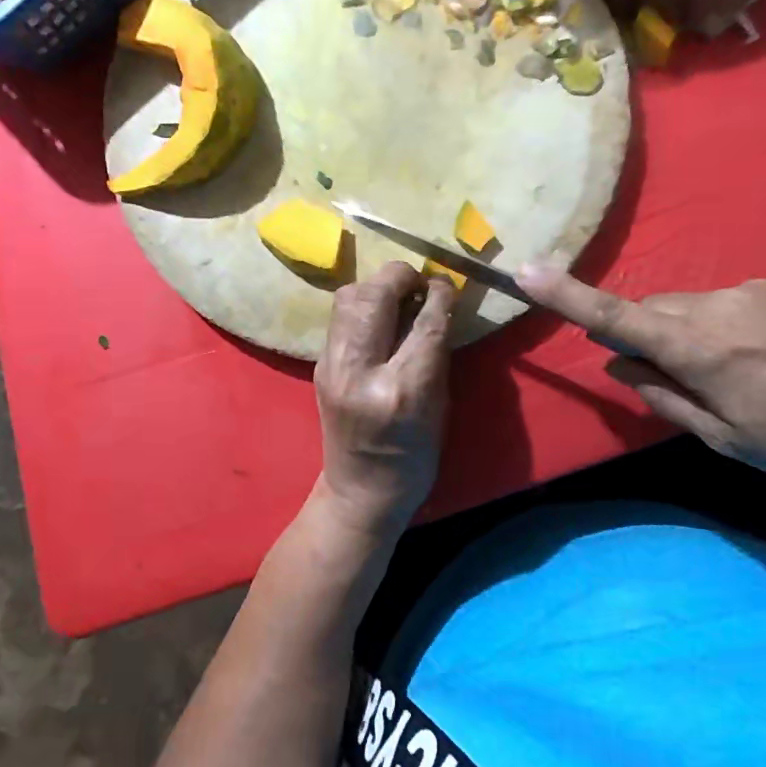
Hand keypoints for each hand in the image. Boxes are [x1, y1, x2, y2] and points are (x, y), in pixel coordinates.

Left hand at [313, 263, 457, 532]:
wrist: (361, 489)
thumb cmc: (416, 456)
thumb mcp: (441, 405)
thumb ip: (436, 352)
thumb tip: (437, 303)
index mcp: (402, 390)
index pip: (424, 323)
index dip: (439, 293)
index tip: (446, 281)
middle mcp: (360, 371)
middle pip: (376, 297)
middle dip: (400, 276)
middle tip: (418, 280)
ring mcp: (332, 366)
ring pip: (348, 298)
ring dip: (376, 287)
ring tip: (397, 295)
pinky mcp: (319, 364)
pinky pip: (339, 317)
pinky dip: (361, 306)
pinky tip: (377, 316)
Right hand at [517, 267, 765, 508]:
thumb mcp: (735, 442)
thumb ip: (667, 397)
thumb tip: (620, 366)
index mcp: (704, 348)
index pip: (617, 317)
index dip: (567, 296)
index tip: (523, 271)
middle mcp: (723, 304)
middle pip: (654, 308)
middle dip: (646, 334)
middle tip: (671, 383)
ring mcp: (761, 289)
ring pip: (692, 306)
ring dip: (689, 334)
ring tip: (740, 381)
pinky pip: (733, 303)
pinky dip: (727, 327)